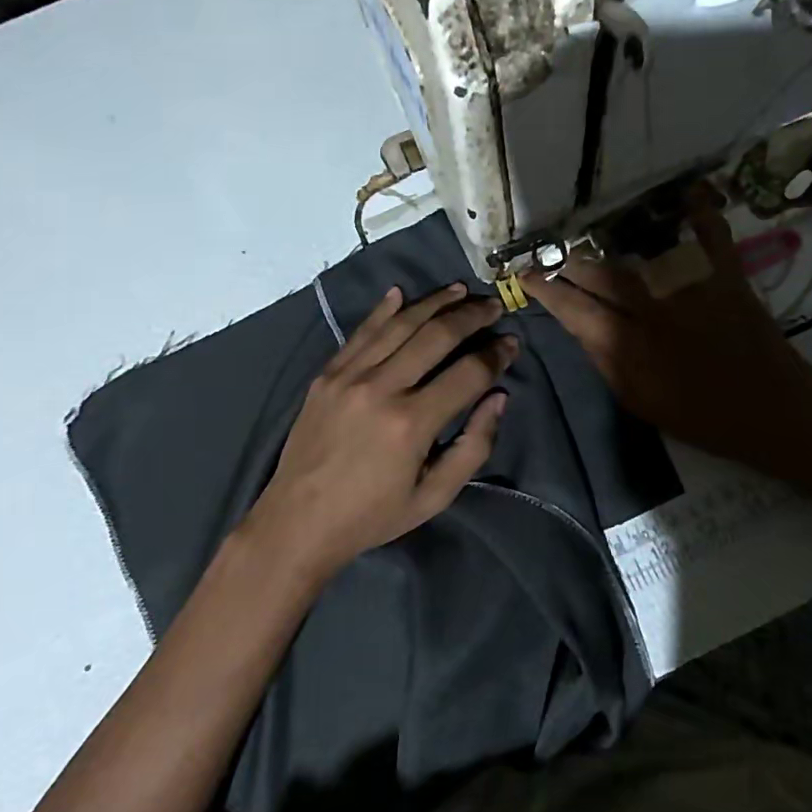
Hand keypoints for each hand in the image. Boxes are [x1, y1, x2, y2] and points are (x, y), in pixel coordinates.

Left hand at [243, 284, 516, 578]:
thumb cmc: (373, 515)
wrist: (298, 522)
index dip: (496, 354)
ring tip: (459, 290)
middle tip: (492, 306)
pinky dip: (383, 310)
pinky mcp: (326, 375)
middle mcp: (381, 389)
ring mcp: (348, 377)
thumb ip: (474, 446)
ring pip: (399, 325)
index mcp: (412, 424)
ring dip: (433, 303)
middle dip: (471, 316)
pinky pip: (360, 333)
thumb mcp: (434, 496)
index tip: (512, 342)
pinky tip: (400, 292)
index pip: (468, 373)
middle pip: (436, 336)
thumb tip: (498, 397)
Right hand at [521, 188, 811, 467]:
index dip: (544, 288)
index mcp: (626, 347)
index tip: (526, 274)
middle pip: (599, 273)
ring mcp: (691, 289)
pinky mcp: (726, 277)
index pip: (572, 308)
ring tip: (593, 234)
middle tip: (554, 254)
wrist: (770, 412)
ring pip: (639, 253)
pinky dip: (700, 214)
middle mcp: (652, 311)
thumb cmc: (698, 416)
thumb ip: (603, 360)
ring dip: (610, 241)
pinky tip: (687, 196)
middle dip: (569, 261)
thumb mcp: (637, 401)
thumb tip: (578, 325)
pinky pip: (710, 236)